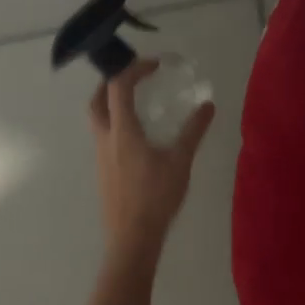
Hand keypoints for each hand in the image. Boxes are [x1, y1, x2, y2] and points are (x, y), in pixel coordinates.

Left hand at [89, 60, 215, 254]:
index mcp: (122, 131)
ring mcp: (101, 158)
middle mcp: (106, 140)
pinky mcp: (104, 172)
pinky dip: (117, 123)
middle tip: (135, 77)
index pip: (118, 88)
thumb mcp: (181, 161)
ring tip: (140, 102)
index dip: (134, 69)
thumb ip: (194, 131)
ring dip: (112, 103)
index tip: (155, 65)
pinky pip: (104, 137)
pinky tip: (140, 136)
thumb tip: (208, 105)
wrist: (132, 240)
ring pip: (98, 120)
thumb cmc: (156, 197)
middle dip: (111, 83)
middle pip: (96, 101)